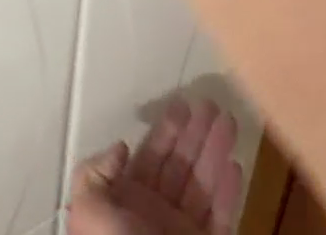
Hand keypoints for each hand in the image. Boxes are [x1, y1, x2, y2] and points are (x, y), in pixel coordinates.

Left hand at [69, 100, 246, 234]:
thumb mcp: (89, 215)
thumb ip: (95, 176)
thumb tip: (120, 147)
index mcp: (125, 208)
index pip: (148, 159)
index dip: (165, 131)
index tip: (183, 104)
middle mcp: (155, 217)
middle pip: (180, 166)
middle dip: (196, 135)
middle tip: (213, 104)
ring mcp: (183, 234)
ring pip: (204, 184)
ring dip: (216, 151)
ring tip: (229, 121)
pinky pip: (221, 216)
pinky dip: (230, 191)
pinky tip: (236, 165)